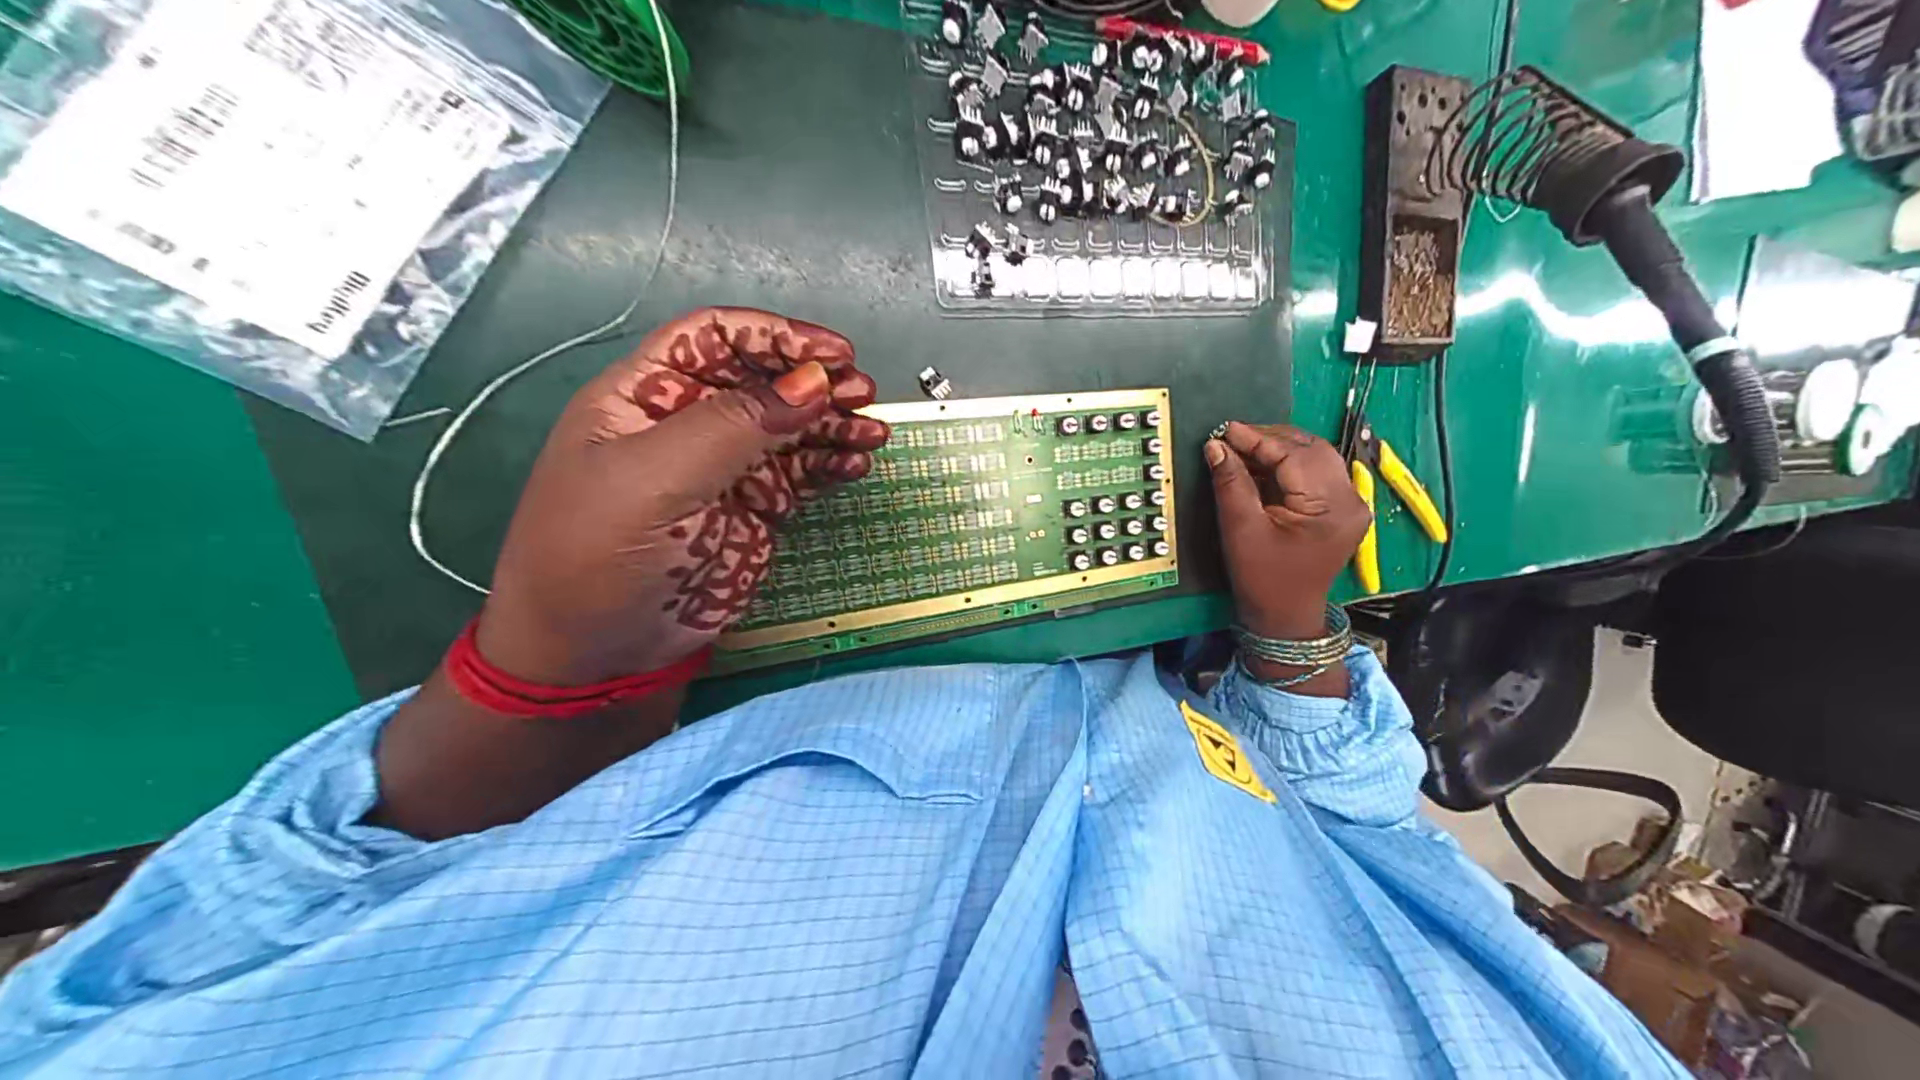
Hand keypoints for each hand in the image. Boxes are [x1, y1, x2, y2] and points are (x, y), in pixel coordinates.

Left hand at [476, 307, 890, 684]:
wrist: (595, 651)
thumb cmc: (594, 556)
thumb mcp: (654, 481)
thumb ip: (734, 426)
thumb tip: (810, 383)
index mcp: (648, 395)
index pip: (717, 339)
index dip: (775, 335)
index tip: (831, 352)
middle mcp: (690, 423)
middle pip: (765, 381)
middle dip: (815, 381)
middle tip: (861, 393)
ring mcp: (726, 468)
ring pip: (792, 427)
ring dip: (835, 424)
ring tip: (871, 431)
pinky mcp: (755, 509)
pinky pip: (802, 474)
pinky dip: (831, 465)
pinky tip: (854, 464)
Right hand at [1204, 421, 1370, 640]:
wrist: (1284, 616)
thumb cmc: (1262, 579)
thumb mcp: (1240, 529)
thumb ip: (1231, 483)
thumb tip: (1216, 446)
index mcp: (1331, 507)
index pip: (1294, 455)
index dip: (1257, 439)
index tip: (1224, 430)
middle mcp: (1350, 500)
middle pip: (1311, 449)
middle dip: (1270, 438)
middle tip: (1232, 437)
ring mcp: (1350, 504)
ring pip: (1315, 456)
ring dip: (1279, 448)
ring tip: (1243, 448)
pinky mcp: (1340, 509)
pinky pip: (1315, 472)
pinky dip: (1287, 464)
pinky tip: (1260, 465)